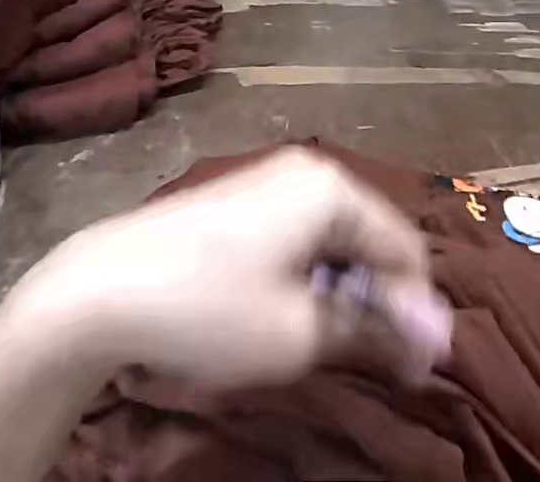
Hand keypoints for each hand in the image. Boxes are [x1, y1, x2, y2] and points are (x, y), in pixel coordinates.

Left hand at [2, 148, 452, 387]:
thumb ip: (375, 327)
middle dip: (377, 296)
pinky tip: (288, 305)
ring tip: (326, 336)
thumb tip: (434, 337)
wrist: (105, 284)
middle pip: (369, 236)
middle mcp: (306, 171)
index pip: (404, 248)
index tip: (412, 367)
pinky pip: (300, 231)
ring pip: (333, 236)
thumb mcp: (301, 331)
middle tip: (372, 358)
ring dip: (343, 287)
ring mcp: (269, 179)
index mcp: (331, 189)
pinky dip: (310, 271)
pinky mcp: (243, 196)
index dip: (414, 311)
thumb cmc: (211, 306)